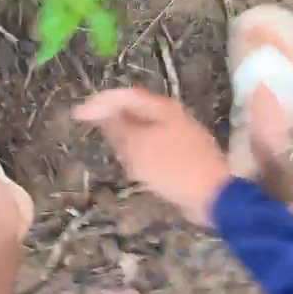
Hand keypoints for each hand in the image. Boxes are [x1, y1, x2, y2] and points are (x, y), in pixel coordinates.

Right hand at [74, 88, 232, 227]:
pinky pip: (154, 146)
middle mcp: (171, 115)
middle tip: (93, 130)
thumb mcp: (138, 148)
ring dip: (126, 138)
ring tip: (115, 152)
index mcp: (161, 108)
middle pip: (134, 110)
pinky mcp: (183, 154)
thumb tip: (103, 114)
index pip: (124, 96)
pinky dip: (140, 152)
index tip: (77, 115)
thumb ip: (118, 128)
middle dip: (113, 120)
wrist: (214, 197)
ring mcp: (179, 134)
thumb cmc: (173, 168)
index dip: (98, 103)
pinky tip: (137, 168)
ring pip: (144, 129)